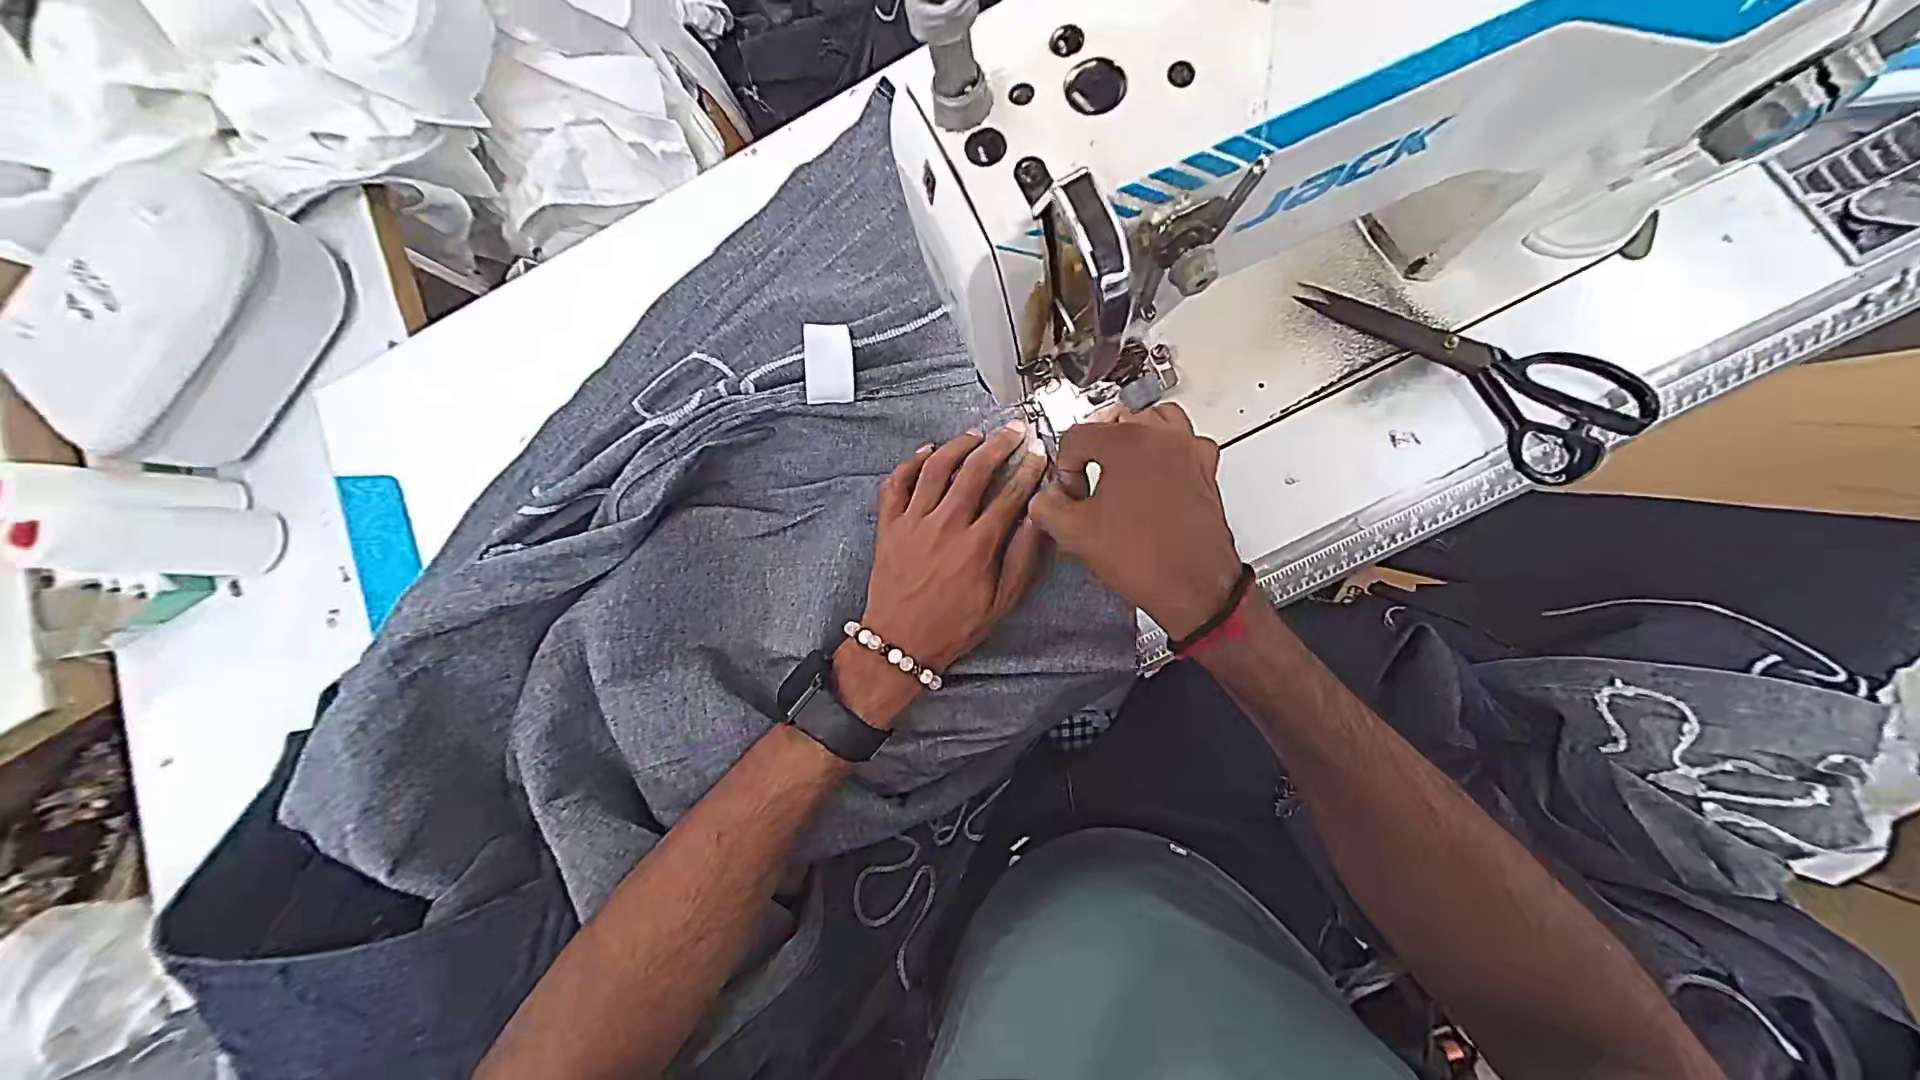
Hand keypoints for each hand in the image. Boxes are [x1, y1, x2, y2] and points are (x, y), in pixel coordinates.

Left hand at [835, 425, 1049, 725]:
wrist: (899, 643)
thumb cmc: (951, 627)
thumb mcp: (999, 603)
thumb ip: (1020, 559)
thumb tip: (1036, 521)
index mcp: (976, 547)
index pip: (1009, 495)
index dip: (1028, 471)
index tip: (1039, 455)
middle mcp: (944, 527)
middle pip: (974, 470)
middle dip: (999, 445)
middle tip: (1013, 432)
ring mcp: (912, 523)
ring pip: (936, 468)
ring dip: (958, 445)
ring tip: (976, 435)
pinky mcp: (889, 526)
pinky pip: (897, 483)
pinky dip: (911, 462)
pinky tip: (927, 452)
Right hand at [1029, 403, 1242, 638]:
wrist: (1193, 586)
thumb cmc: (1148, 559)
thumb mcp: (1075, 533)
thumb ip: (1047, 507)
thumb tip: (1044, 499)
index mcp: (1126, 443)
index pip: (1077, 437)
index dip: (1064, 467)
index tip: (1069, 490)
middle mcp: (1161, 438)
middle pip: (1114, 421)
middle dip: (1094, 451)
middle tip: (1088, 480)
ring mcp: (1187, 450)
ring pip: (1152, 421)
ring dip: (1131, 438)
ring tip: (1117, 468)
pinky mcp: (1205, 469)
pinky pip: (1182, 442)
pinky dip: (1164, 450)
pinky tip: (1152, 475)